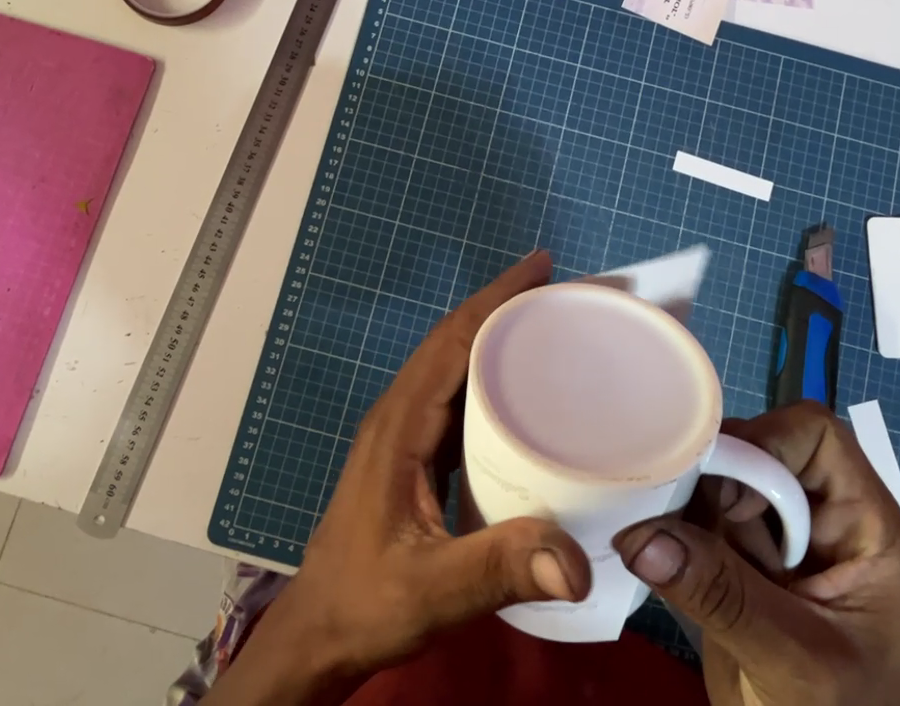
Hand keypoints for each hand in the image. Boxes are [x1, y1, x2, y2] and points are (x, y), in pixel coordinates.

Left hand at [210, 251, 590, 704]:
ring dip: (499, 339)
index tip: (543, 268)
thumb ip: (499, 569)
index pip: (450, 340)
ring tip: (556, 330)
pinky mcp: (413, 457)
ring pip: (454, 367)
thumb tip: (578, 564)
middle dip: (506, 308)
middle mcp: (399, 415)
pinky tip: (527, 395)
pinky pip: (456, 399)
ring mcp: (404, 435)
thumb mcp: (433, 589)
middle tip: (568, 297)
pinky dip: (492, 380)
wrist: (321, 632)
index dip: (495, 298)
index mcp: (399, 424)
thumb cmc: (365, 602)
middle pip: (454, 341)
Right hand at [615, 403, 899, 705]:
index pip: (816, 439)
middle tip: (670, 513)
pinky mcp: (735, 565)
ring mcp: (773, 543)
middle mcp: (818, 521)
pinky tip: (644, 546)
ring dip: (681, 501)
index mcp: (864, 528)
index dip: (766, 443)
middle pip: (759, 452)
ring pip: (718, 482)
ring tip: (648, 531)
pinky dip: (667, 528)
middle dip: (713, 477)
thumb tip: (639, 537)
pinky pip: (695, 520)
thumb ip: (724, 598)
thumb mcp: (798, 664)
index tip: (723, 495)